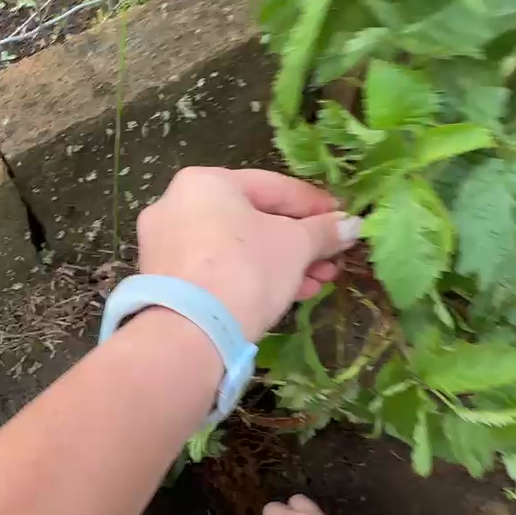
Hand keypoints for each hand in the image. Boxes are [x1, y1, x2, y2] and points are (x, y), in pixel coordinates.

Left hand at [136, 168, 356, 339]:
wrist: (189, 333)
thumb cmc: (246, 271)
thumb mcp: (296, 246)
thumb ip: (324, 231)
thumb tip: (352, 225)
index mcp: (205, 182)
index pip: (273, 187)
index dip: (315, 205)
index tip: (343, 221)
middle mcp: (177, 204)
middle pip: (252, 219)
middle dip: (299, 243)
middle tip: (331, 260)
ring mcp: (165, 244)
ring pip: (236, 248)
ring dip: (281, 264)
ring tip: (317, 282)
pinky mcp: (163, 281)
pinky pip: (217, 270)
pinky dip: (250, 277)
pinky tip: (286, 295)